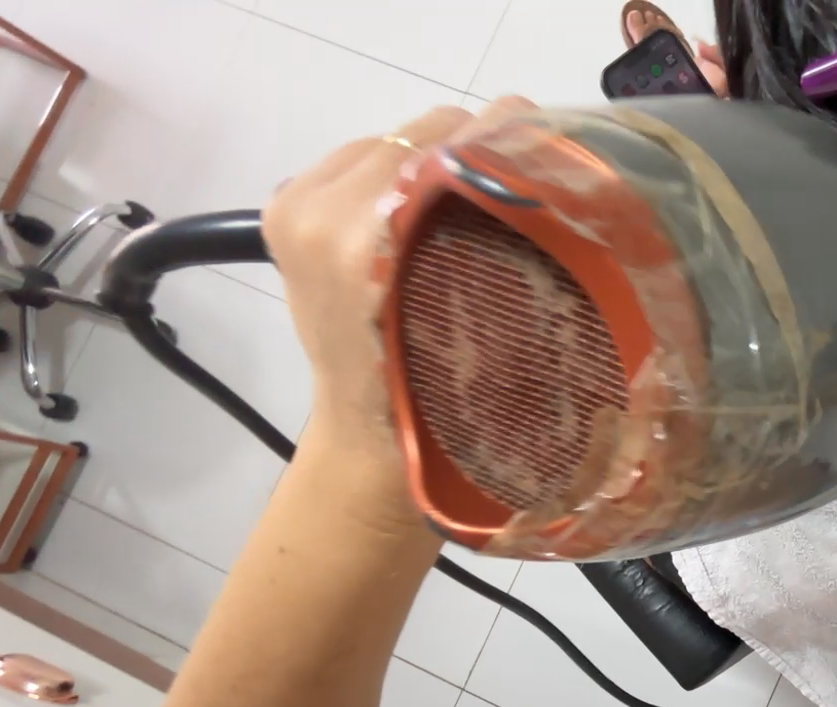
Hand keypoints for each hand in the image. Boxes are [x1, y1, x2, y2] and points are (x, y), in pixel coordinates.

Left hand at [262, 97, 534, 468]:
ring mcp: (293, 206)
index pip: (446, 144)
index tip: (550, 158)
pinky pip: (358, 163)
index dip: (506, 145)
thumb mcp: (490, 322)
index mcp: (358, 236)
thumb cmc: (444, 405)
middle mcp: (313, 208)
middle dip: (473, 152)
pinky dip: (403, 174)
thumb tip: (545, 166)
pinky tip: (436, 211)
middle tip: (523, 182)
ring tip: (484, 198)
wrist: (373, 441)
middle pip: (413, 135)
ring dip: (440, 163)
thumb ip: (503, 239)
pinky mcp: (287, 213)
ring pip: (388, 144)